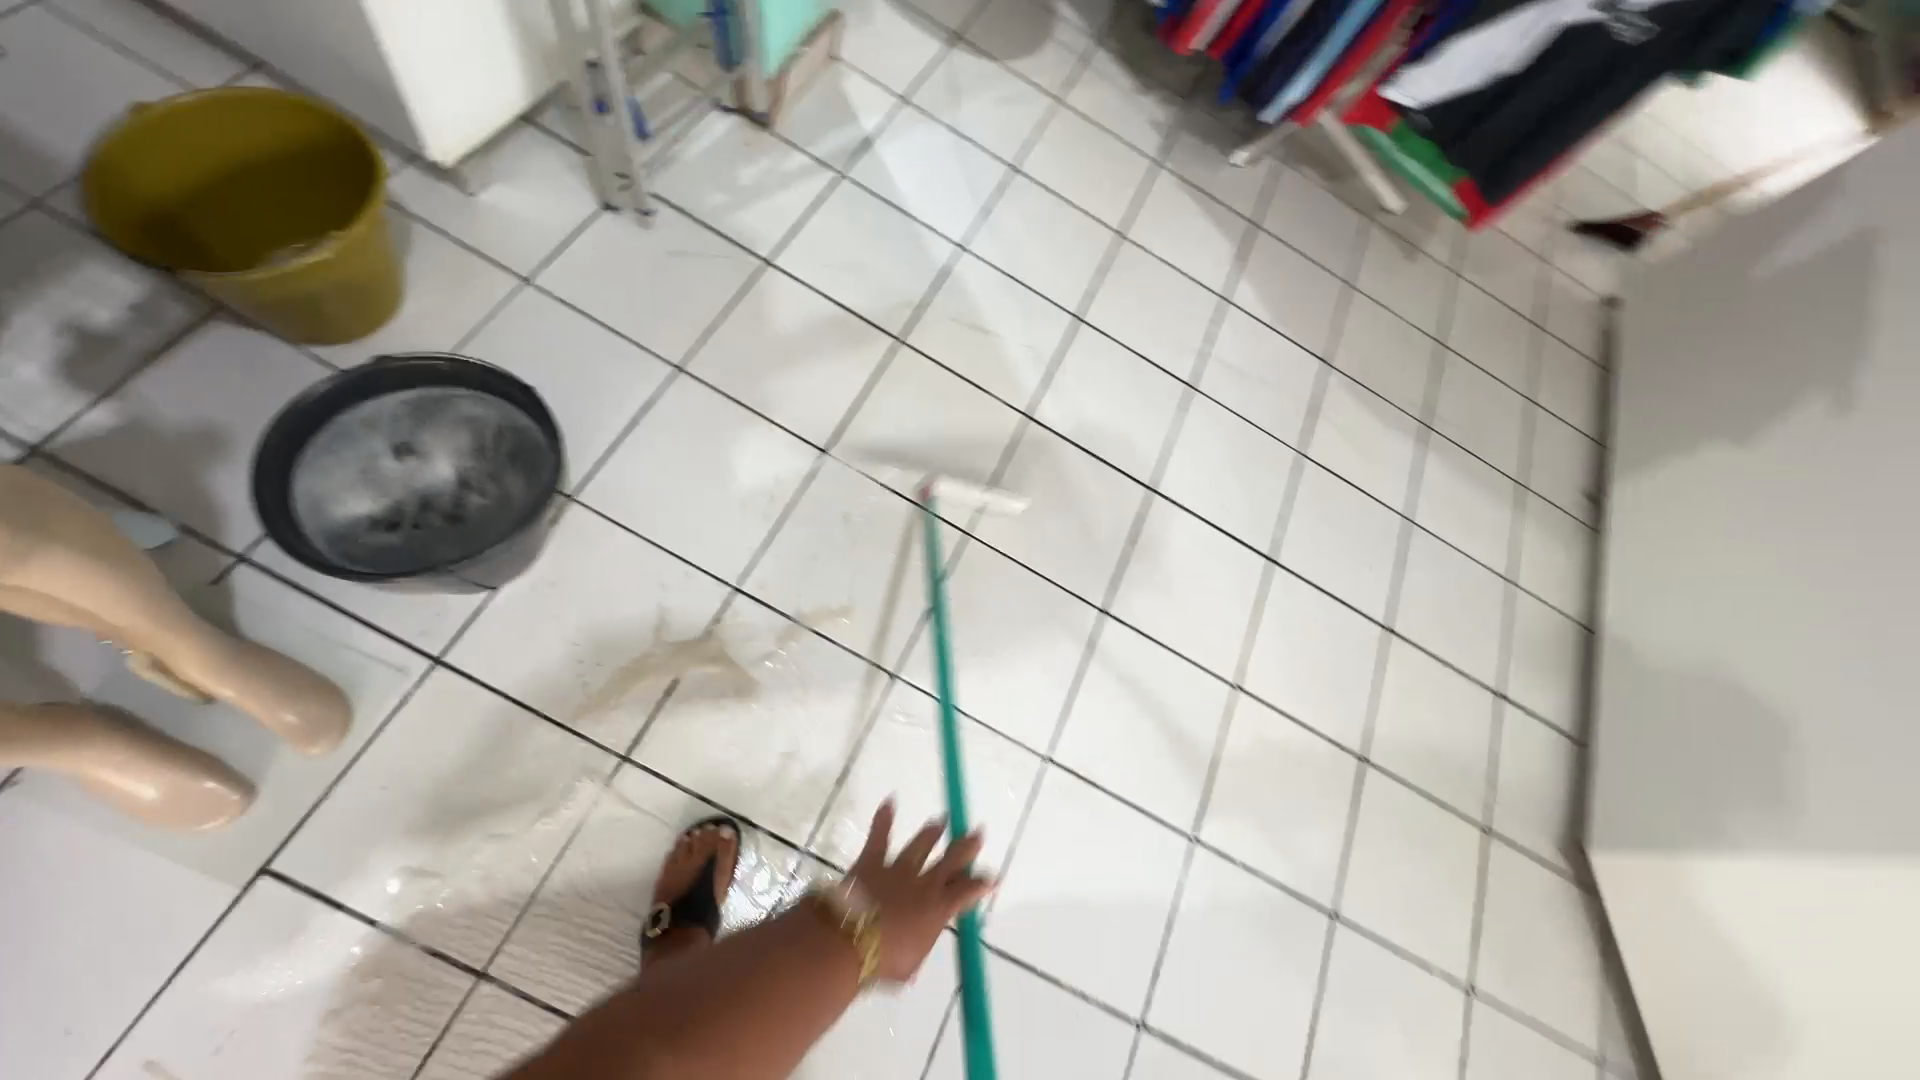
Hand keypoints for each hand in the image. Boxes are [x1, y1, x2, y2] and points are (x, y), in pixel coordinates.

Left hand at [847, 800, 993, 983]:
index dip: (980, 884)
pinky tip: (889, 801)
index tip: (991, 876)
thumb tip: (914, 952)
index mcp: (937, 911)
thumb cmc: (882, 963)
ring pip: (920, 846)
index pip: (966, 893)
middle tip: (978, 833)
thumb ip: (916, 951)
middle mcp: (923, 885)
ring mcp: (898, 870)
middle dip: (966, 847)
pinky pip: (879, 836)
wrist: (850, 941)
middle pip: (951, 861)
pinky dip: (883, 818)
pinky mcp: (872, 861)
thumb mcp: (908, 966)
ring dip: (932, 832)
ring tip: (941, 820)